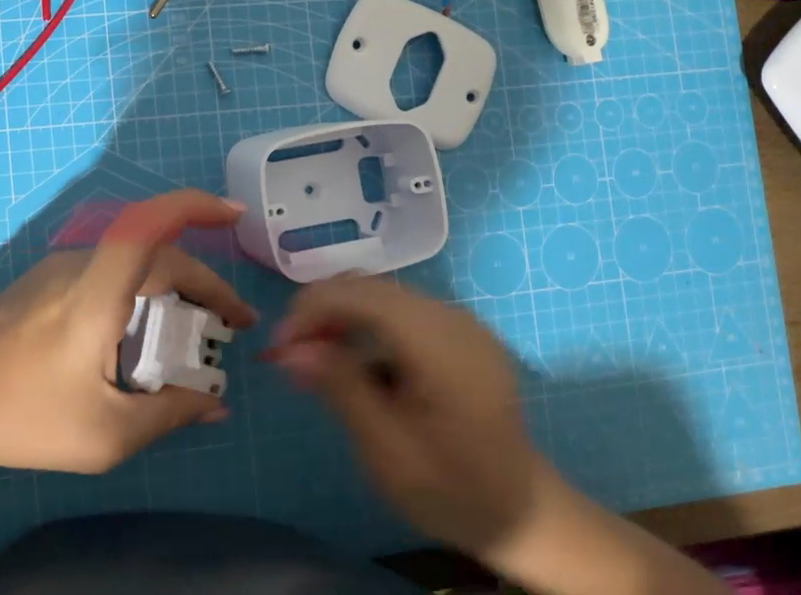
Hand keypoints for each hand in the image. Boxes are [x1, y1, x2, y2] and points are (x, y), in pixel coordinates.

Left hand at [0, 191, 255, 475]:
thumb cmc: (24, 416)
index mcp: (95, 295)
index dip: (193, 206)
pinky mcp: (41, 283)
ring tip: (194, 335)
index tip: (235, 215)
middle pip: (153, 253)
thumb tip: (216, 400)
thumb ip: (171, 413)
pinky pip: (104, 276)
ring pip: (128, 265)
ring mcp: (55, 271)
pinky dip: (138, 294)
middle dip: (202, 282)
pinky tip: (142, 338)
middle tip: (232, 326)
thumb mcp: (108, 433)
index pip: (147, 225)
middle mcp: (77, 268)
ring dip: (170, 290)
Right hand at [267, 275, 552, 557]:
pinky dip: (362, 325)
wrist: (522, 514)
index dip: (310, 310)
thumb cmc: (453, 490)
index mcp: (441, 346)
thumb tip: (290, 349)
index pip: (360, 294)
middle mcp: (452, 319)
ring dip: (338, 317)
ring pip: (377, 294)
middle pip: (367, 287)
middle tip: (290, 357)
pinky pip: (396, 310)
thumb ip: (341, 391)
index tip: (278, 351)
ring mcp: (458, 322)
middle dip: (319, 312)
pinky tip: (352, 363)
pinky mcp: (456, 333)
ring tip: (315, 361)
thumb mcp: (389, 453)